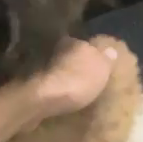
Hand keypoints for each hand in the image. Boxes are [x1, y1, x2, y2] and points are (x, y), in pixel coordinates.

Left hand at [0, 37, 117, 133]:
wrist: (42, 99)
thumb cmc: (77, 80)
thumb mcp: (101, 68)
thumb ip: (106, 58)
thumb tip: (110, 50)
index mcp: (73, 42)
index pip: (83, 43)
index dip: (89, 52)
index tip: (93, 62)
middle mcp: (54, 50)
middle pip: (67, 55)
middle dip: (73, 64)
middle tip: (82, 76)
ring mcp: (40, 67)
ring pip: (55, 69)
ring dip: (61, 77)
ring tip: (70, 90)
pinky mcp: (31, 84)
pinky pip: (47, 84)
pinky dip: (52, 89)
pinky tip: (58, 97)